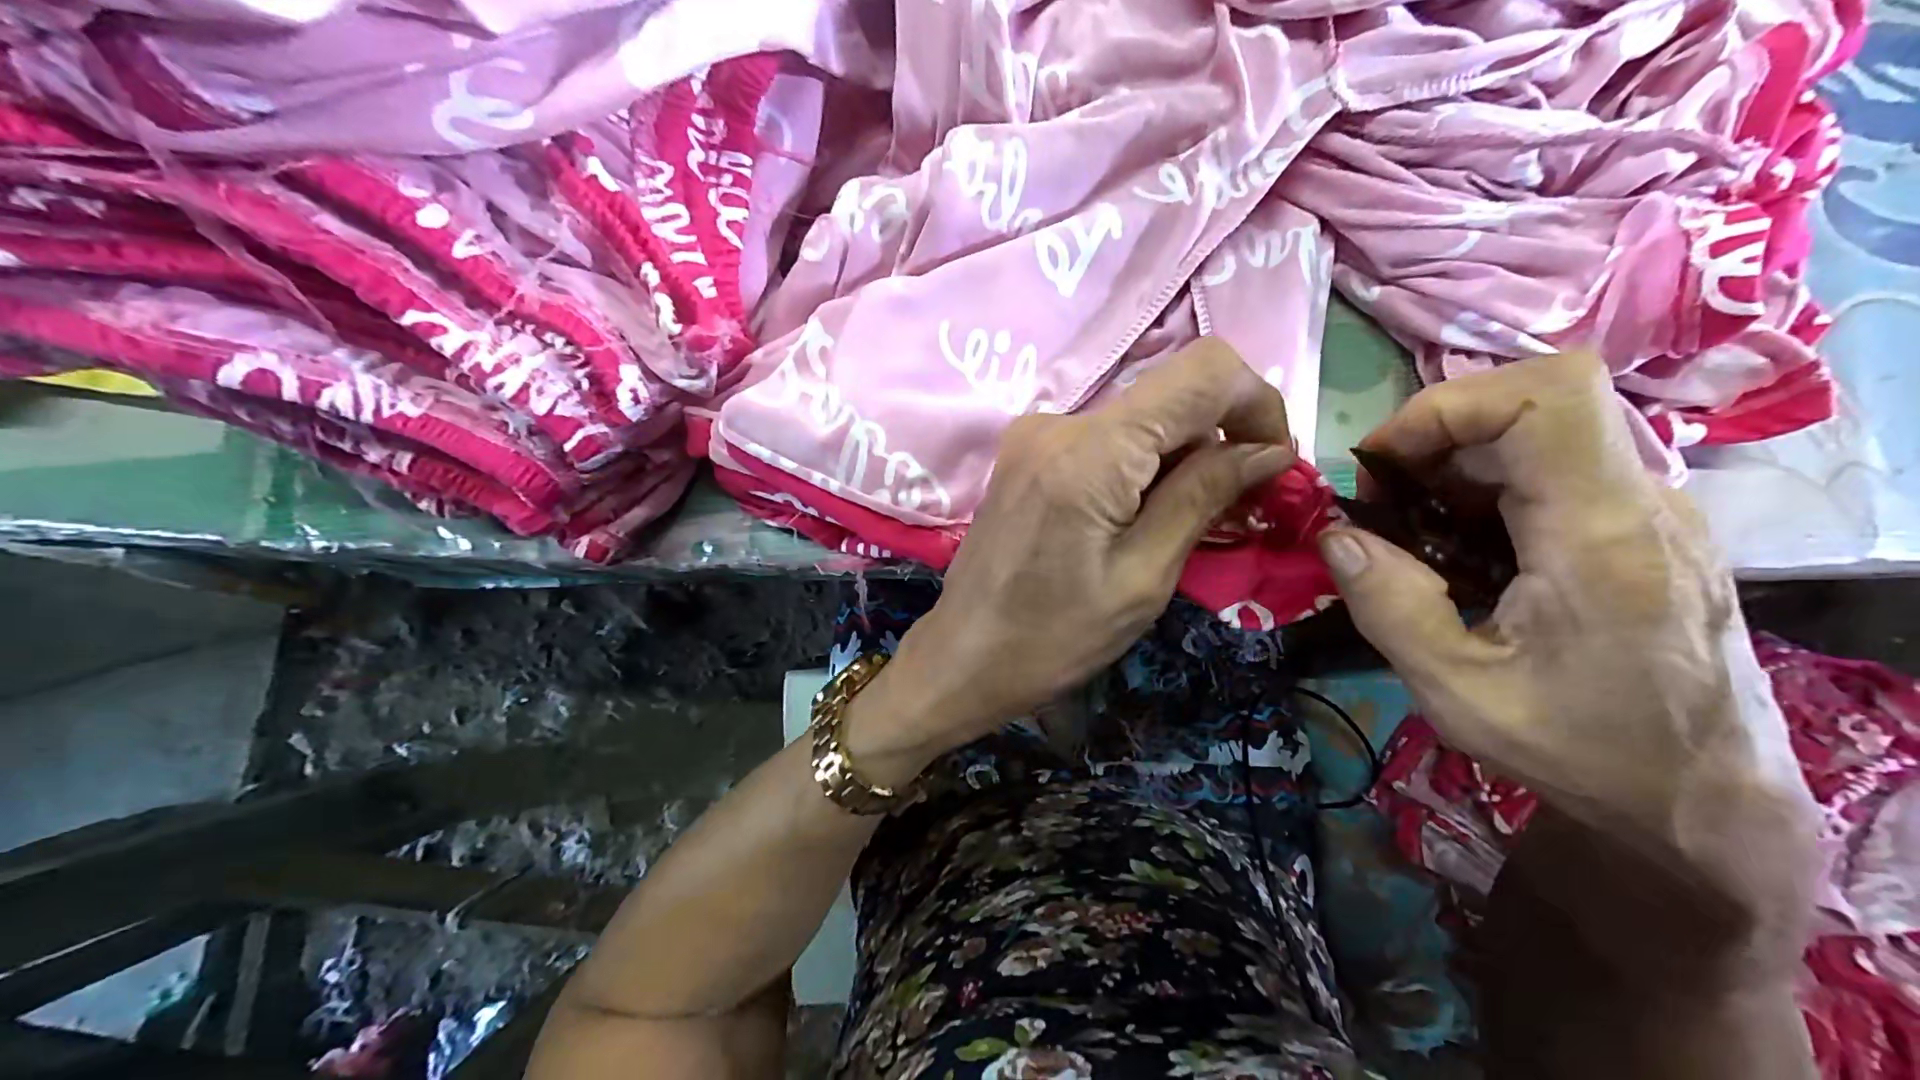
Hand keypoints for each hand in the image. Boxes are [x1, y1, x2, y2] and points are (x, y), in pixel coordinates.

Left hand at [843, 338, 1293, 782]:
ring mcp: (1037, 432)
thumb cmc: (1054, 637)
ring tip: (1191, 520)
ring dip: (1183, 454)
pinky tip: (1145, 513)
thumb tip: (1269, 449)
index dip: (1257, 403)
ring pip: (1143, 414)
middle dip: (1222, 435)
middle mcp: (1060, 420)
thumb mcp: (1143, 577)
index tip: (1272, 463)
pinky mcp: (1028, 452)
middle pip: (1173, 389)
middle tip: (1241, 504)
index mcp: (1091, 450)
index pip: (1204, 370)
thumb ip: (1202, 496)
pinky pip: (1107, 436)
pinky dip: (1143, 462)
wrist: (962, 657)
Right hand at [1319, 353, 1818, 981]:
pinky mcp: (1644, 530)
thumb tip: (1333, 534)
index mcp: (1599, 535)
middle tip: (1384, 499)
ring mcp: (1651, 512)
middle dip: (1436, 435)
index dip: (1447, 406)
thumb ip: (1387, 604)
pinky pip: (1557, 471)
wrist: (1705, 801)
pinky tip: (1460, 548)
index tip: (1383, 463)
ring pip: (1543, 432)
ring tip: (1413, 527)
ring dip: (1457, 462)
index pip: (1543, 397)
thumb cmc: (1581, 749)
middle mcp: (1641, 504)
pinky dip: (1487, 488)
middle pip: (1535, 402)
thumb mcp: (1456, 690)